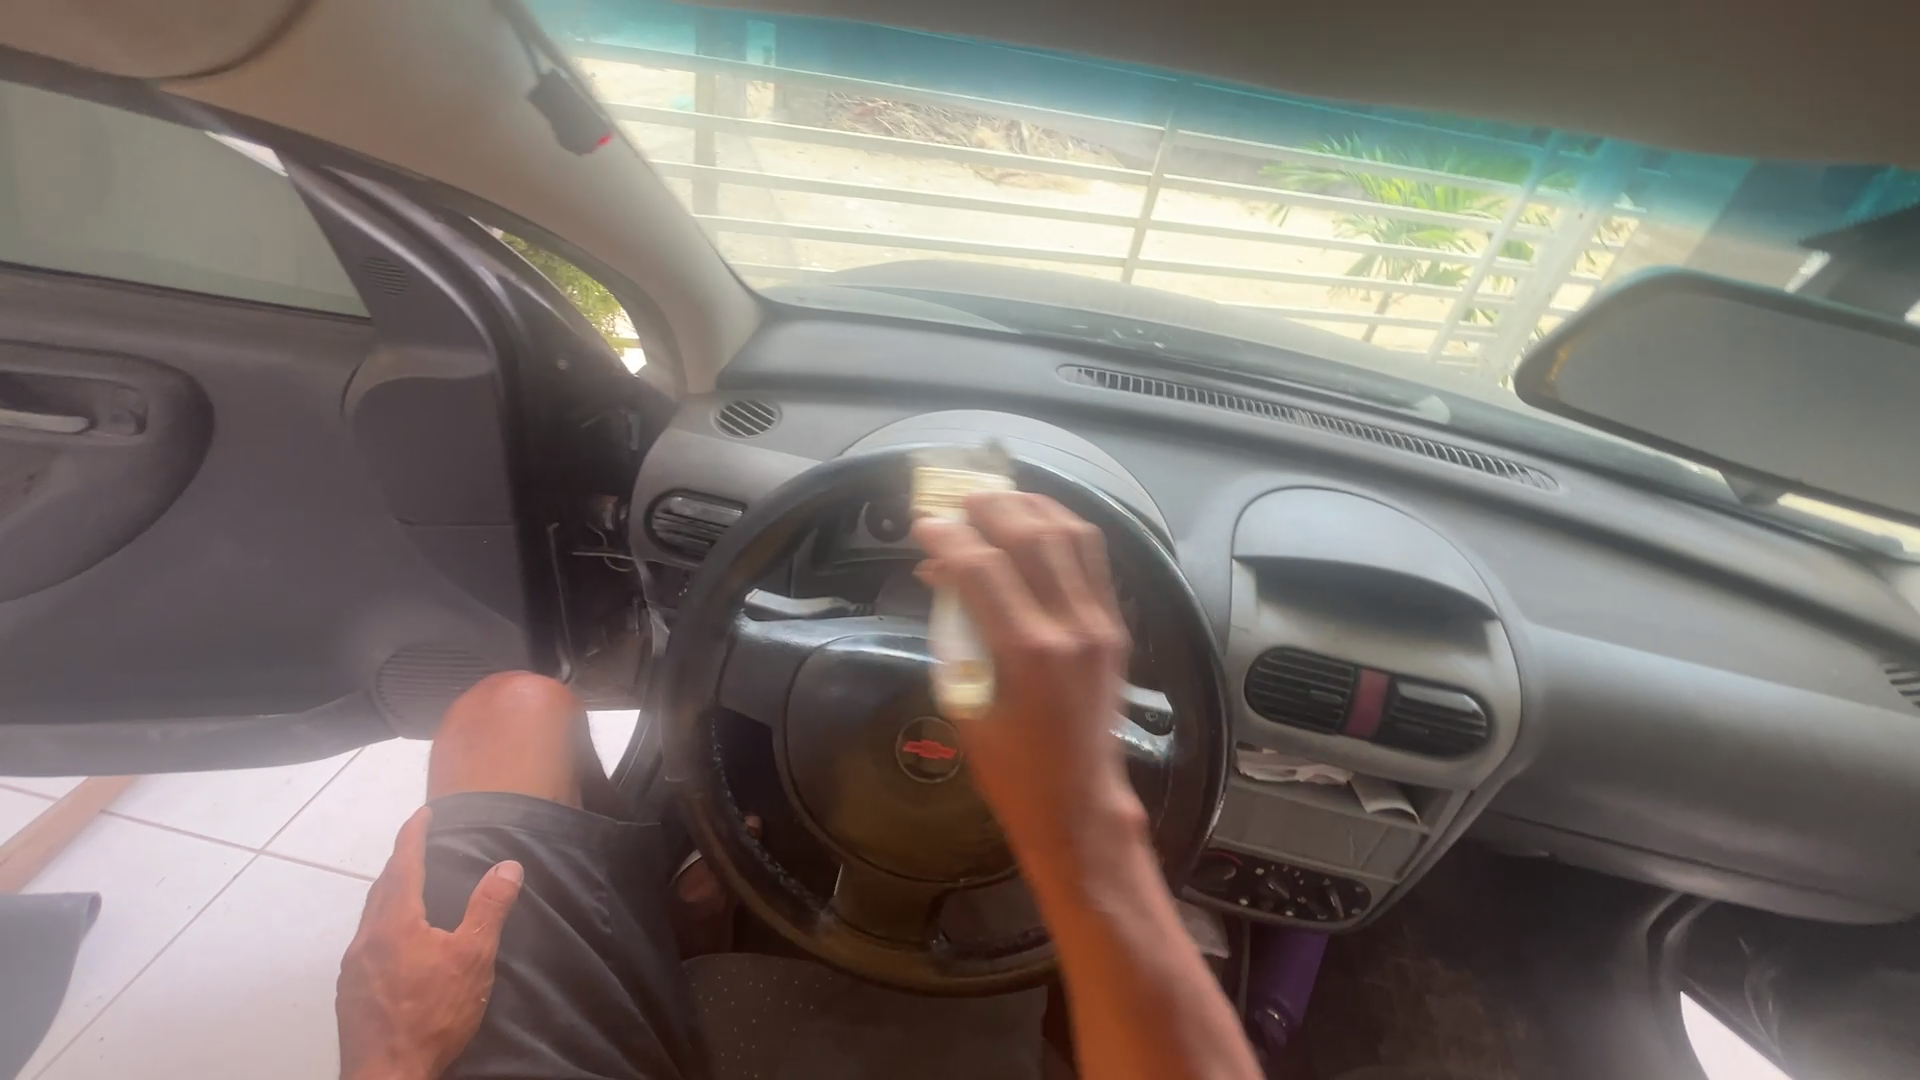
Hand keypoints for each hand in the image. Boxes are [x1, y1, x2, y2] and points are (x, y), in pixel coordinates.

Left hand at [337, 807, 522, 1079]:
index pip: (403, 867)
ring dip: (391, 894)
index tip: (422, 814)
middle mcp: (366, 942)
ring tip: (413, 887)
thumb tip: (507, 866)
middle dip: (400, 863)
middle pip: (381, 890)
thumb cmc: (433, 1014)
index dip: (413, 837)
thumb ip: (489, 908)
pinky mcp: (351, 995)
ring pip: (371, 917)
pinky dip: (386, 923)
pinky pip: (368, 942)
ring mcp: (354, 970)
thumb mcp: (473, 956)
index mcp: (394, 925)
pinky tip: (402, 941)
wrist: (387, 1078)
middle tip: (420, 846)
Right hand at [912, 492, 1146, 887]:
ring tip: (998, 499)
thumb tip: (943, 576)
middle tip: (958, 500)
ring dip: (1031, 508)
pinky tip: (1037, 522)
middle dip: (990, 509)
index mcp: (1027, 653)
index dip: (949, 537)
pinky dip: (1062, 529)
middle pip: (1031, 538)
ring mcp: (1100, 624)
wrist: (1079, 801)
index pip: (983, 568)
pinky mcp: (1115, 626)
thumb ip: (955, 633)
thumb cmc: (1010, 768)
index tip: (924, 524)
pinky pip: (1092, 559)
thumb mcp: (965, 702)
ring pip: (1070, 537)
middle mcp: (1071, 627)